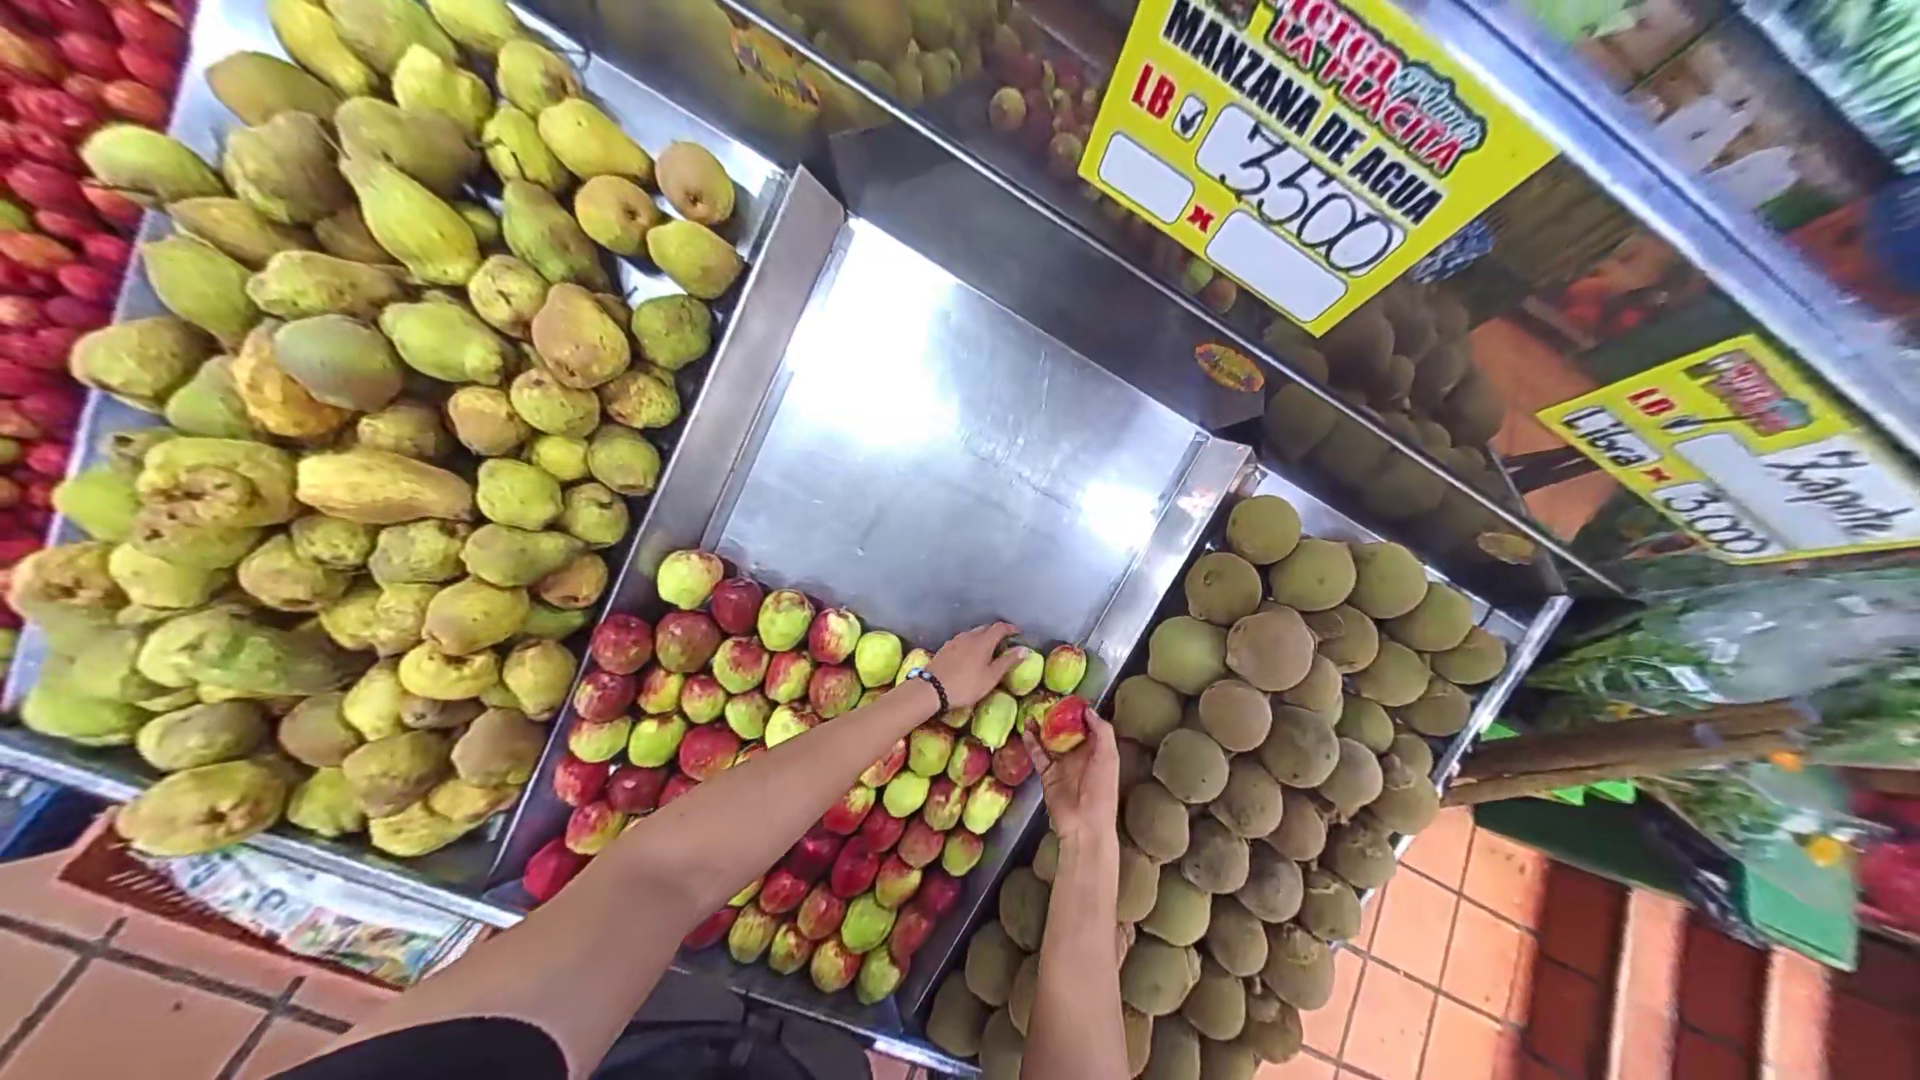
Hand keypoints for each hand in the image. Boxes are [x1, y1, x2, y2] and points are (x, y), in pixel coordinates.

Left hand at [924, 621, 1021, 708]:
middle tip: (1004, 642)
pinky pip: (962, 640)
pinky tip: (970, 655)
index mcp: (983, 641)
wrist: (932, 689)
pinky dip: (971, 643)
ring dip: (982, 637)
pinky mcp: (945, 648)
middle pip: (985, 628)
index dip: (1011, 628)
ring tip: (988, 649)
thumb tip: (1024, 649)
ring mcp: (955, 641)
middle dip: (996, 632)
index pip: (1000, 627)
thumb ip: (1007, 662)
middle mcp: (969, 636)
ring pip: (972, 633)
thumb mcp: (991, 677)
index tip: (1018, 633)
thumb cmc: (966, 685)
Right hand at [1022, 710, 1119, 848]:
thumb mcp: (1109, 758)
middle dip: (1057, 716)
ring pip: (1050, 740)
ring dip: (1042, 727)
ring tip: (1033, 711)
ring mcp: (1062, 764)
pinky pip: (1038, 754)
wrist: (1084, 825)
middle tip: (1046, 700)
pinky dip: (1031, 743)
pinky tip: (1026, 730)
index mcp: (1097, 750)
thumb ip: (1102, 731)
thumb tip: (1088, 709)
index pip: (1087, 725)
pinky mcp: (1048, 774)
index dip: (1078, 711)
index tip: (1067, 696)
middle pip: (1066, 730)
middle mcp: (1079, 754)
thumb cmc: (1102, 791)